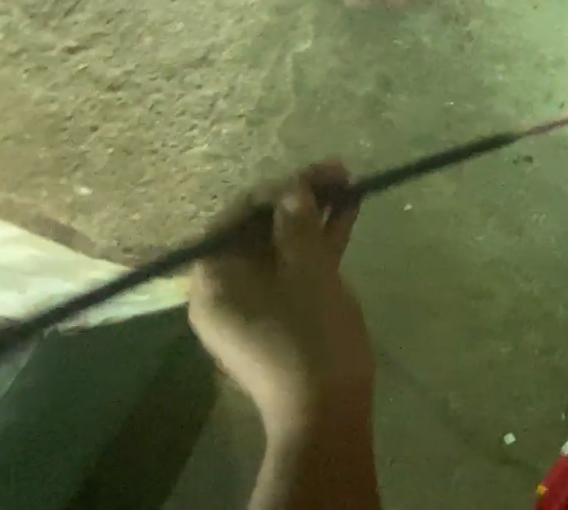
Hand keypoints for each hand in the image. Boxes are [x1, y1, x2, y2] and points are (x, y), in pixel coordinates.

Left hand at [189, 162, 373, 435]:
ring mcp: (264, 295)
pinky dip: (323, 235)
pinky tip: (351, 210)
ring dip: (315, 212)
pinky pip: (303, 259)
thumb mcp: (306, 272)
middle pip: (259, 229)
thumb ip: (296, 227)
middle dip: (298, 197)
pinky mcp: (293, 302)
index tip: (312, 173)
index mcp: (216, 283)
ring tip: (351, 182)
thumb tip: (294, 189)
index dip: (271, 191)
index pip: (232, 222)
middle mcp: (231, 286)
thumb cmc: (309, 333)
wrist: (327, 398)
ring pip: (286, 242)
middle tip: (339, 170)